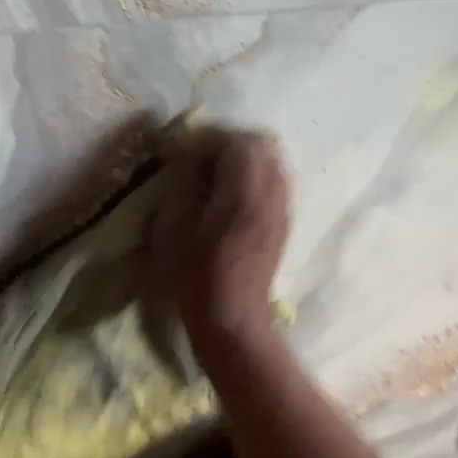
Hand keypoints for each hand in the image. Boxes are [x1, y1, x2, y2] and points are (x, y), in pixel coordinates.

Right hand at [145, 129, 291, 342]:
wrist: (232, 320)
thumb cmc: (195, 276)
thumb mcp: (175, 226)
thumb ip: (183, 182)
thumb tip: (186, 152)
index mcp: (245, 195)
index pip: (240, 142)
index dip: (210, 136)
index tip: (185, 147)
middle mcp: (272, 196)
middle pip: (263, 143)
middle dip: (229, 140)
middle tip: (200, 154)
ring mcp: (281, 209)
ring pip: (271, 160)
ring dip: (242, 157)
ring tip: (212, 172)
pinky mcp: (282, 222)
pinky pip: (273, 180)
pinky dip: (251, 174)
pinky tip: (226, 193)